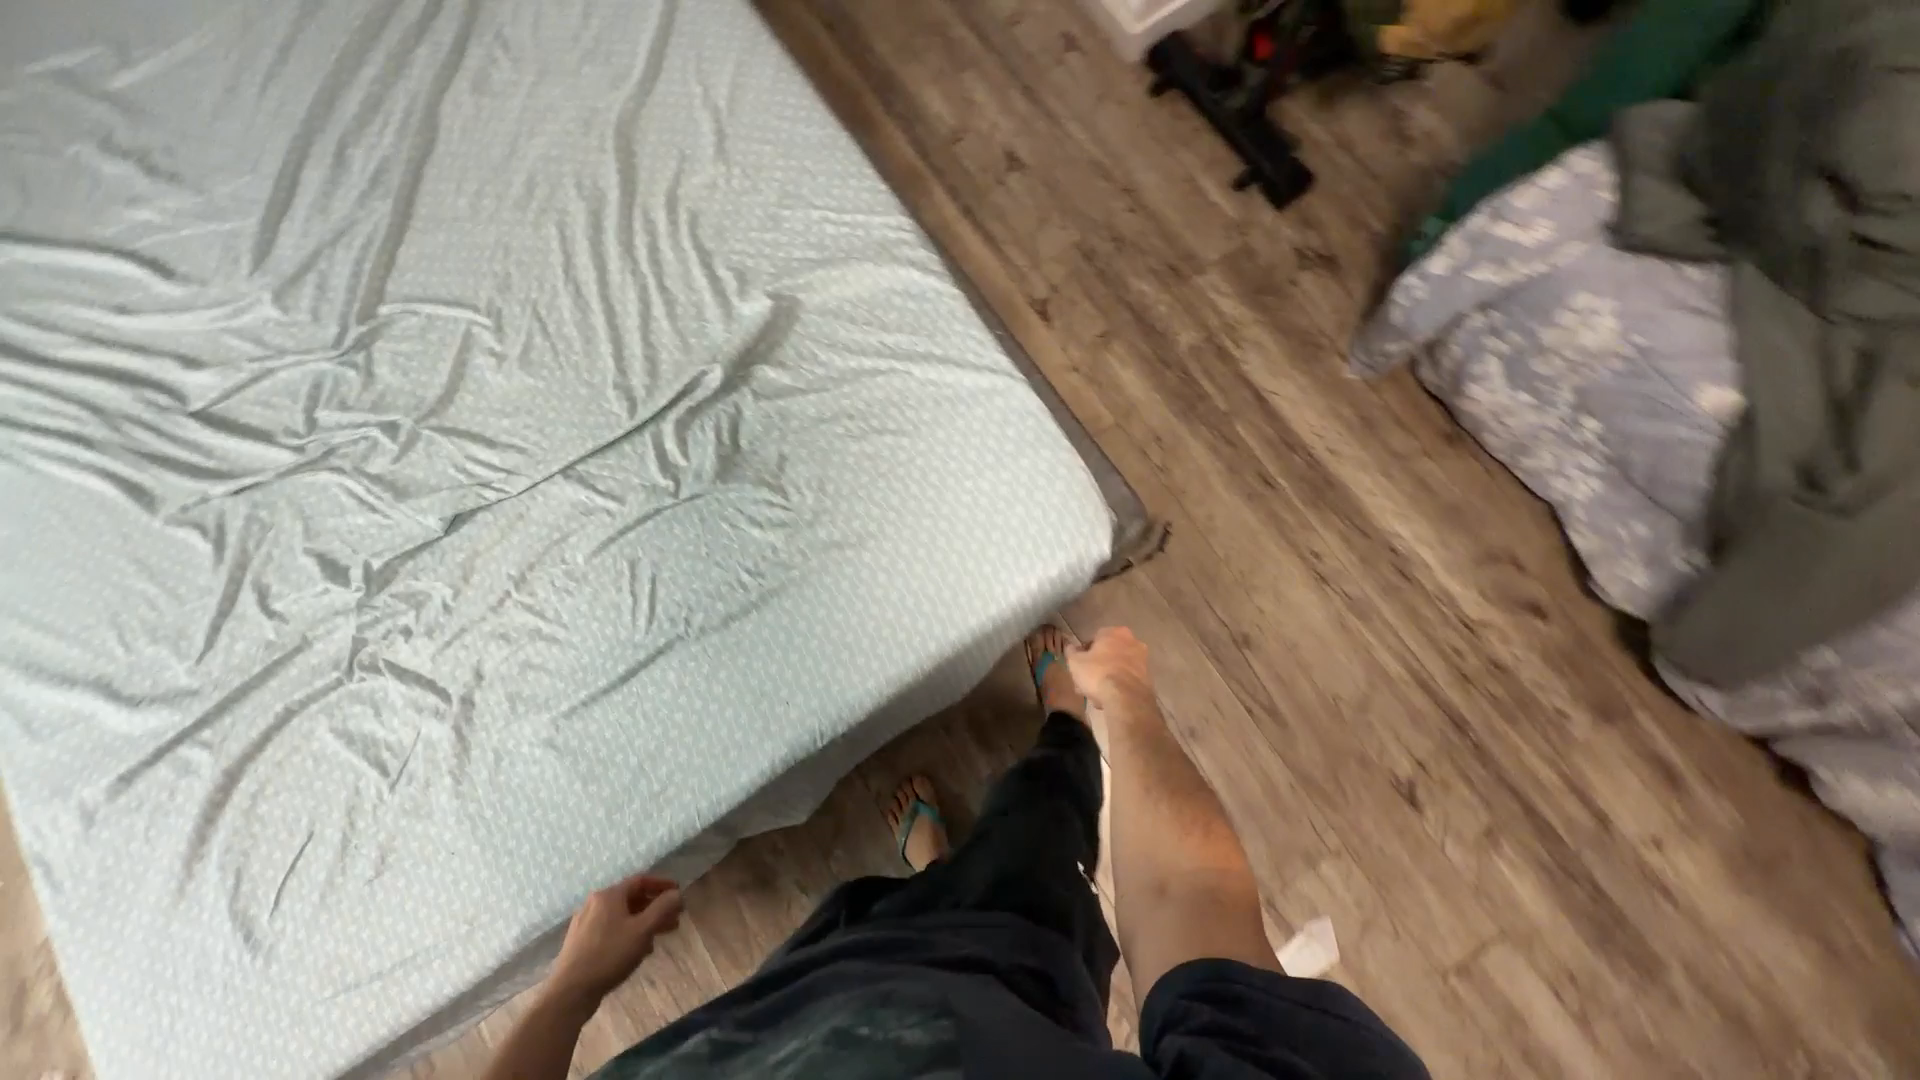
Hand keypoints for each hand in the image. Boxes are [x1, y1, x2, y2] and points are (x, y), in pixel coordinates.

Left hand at [545, 874, 683, 1011]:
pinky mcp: (580, 942)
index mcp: (609, 896)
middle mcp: (595, 904)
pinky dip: (628, 933)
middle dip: (655, 908)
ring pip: (621, 916)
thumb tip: (676, 893)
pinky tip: (636, 950)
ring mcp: (585, 923)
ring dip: (643, 922)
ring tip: (659, 936)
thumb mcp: (643, 930)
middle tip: (674, 918)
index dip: (662, 885)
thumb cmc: (610, 955)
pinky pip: (610, 929)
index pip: (641, 880)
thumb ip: (663, 908)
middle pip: (631, 899)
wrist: (570, 992)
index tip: (678, 893)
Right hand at [1066, 626, 1152, 712]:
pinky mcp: (1148, 677)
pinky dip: (1119, 686)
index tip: (1080, 666)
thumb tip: (1071, 647)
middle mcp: (1132, 641)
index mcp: (1115, 632)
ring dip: (1108, 677)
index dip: (1085, 653)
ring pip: (1118, 667)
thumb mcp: (1075, 662)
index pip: (1095, 639)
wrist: (1126, 698)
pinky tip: (1109, 698)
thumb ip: (1071, 652)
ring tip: (1097, 694)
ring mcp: (1143, 659)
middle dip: (1098, 666)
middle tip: (1087, 681)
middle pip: (1109, 653)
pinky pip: (1127, 679)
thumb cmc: (1097, 673)